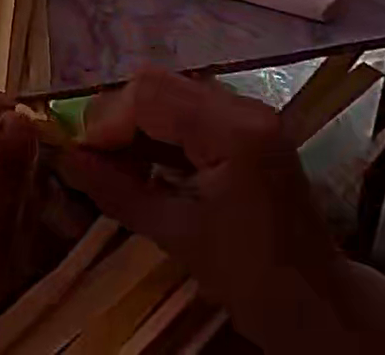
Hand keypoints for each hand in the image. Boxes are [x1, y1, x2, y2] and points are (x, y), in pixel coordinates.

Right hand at [54, 71, 356, 352]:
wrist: (317, 301)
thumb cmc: (250, 277)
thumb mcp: (177, 236)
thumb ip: (118, 191)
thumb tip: (67, 159)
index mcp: (234, 131)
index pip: (152, 96)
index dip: (108, 120)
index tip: (80, 155)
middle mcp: (244, 105)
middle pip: (160, 83)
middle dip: (119, 116)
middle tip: (95, 158)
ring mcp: (250, 109)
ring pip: (173, 90)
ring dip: (138, 120)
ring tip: (118, 163)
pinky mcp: (249, 121)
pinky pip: (191, 106)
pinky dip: (161, 126)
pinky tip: (147, 159)